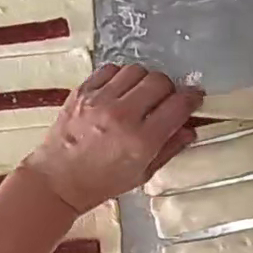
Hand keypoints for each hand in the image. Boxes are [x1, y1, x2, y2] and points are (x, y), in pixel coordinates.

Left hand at [22, 64, 200, 212]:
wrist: (58, 180)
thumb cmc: (101, 183)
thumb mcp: (142, 174)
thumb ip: (169, 149)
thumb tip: (189, 130)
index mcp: (141, 141)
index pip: (178, 106)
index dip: (192, 98)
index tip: (194, 98)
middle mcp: (122, 116)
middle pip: (160, 81)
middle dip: (168, 89)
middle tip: (165, 100)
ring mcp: (99, 101)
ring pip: (136, 70)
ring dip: (144, 81)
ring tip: (140, 96)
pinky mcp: (82, 92)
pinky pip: (110, 70)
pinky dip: (120, 77)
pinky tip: (119, 92)